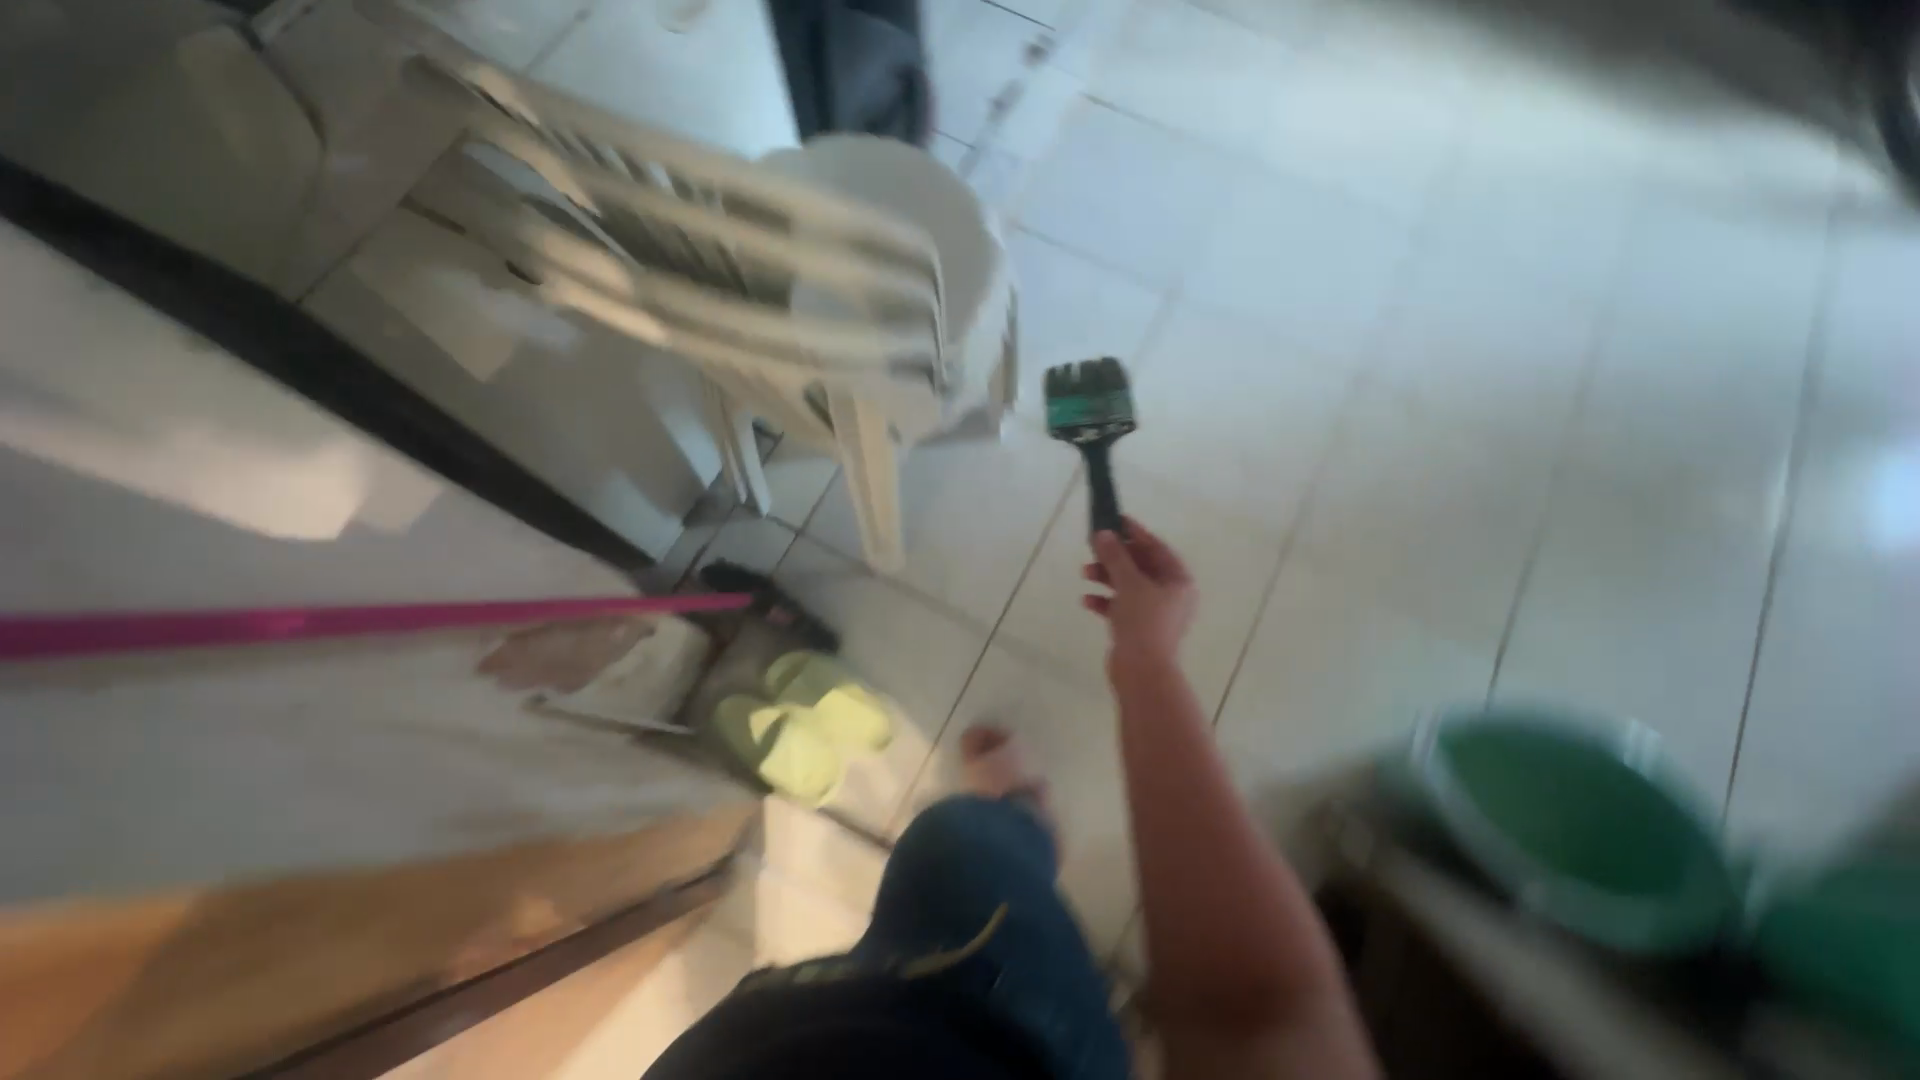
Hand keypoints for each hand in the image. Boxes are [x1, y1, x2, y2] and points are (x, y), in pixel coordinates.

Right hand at [1082, 517, 1196, 671]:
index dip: (1135, 533)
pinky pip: (1121, 607)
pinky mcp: (1139, 629)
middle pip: (1140, 566)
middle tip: (1093, 547)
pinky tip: (1087, 601)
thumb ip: (1115, 556)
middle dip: (1115, 557)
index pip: (1156, 548)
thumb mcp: (1129, 583)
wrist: (1143, 672)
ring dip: (1106, 578)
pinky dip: (1105, 602)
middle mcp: (1171, 595)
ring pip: (1128, 586)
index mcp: (1179, 581)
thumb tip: (1103, 533)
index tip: (1115, 519)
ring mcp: (1155, 614)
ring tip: (1085, 574)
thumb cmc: (1144, 622)